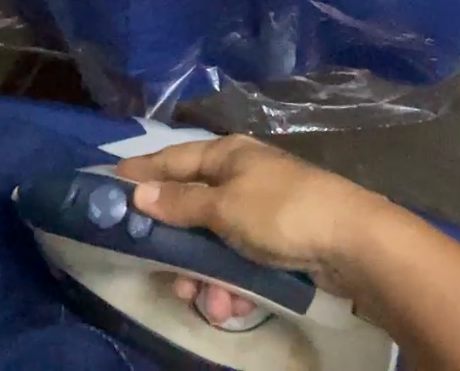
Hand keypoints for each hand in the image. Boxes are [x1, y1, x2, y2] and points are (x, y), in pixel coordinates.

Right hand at [115, 135, 395, 293]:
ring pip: (212, 242)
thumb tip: (138, 191)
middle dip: (177, 247)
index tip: (108, 184)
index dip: (141, 171)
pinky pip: (236, 261)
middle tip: (165, 274)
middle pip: (190, 208)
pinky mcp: (273, 241)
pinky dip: (230, 283)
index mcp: (227, 155)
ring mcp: (258, 209)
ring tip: (209, 301)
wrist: (350, 240)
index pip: (173, 158)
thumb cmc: (281, 211)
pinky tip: (232, 304)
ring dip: (205, 276)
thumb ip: (180, 202)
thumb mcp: (225, 206)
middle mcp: (239, 176)